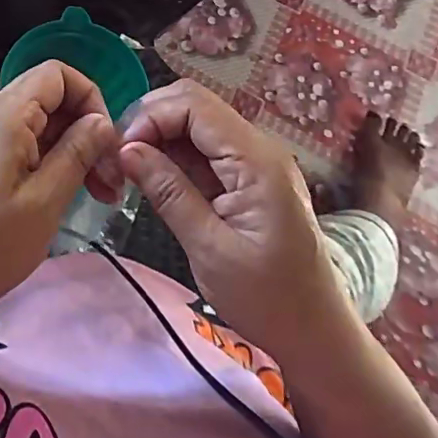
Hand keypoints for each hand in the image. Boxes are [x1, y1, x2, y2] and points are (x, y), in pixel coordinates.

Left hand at [0, 60, 122, 326]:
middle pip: (55, 95)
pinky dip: (61, 158)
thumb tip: (104, 121)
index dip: (91, 99)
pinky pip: (35, 140)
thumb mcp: (45, 200)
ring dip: (79, 147)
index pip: (58, 73)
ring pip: (49, 120)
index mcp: (8, 113)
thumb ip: (77, 153)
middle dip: (90, 127)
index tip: (107, 142)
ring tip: (103, 193)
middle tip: (112, 177)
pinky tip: (79, 192)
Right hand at [117, 80, 348, 353]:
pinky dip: (171, 153)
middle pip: (192, 103)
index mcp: (256, 160)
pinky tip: (153, 178)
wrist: (317, 334)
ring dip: (157, 136)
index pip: (193, 104)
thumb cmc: (267, 299)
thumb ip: (168, 192)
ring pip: (193, 121)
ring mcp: (253, 159)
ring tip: (128, 169)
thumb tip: (125, 149)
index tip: (121, 153)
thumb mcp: (209, 249)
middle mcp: (257, 147)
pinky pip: (202, 146)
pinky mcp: (246, 174)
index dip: (150, 117)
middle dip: (149, 121)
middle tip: (120, 159)